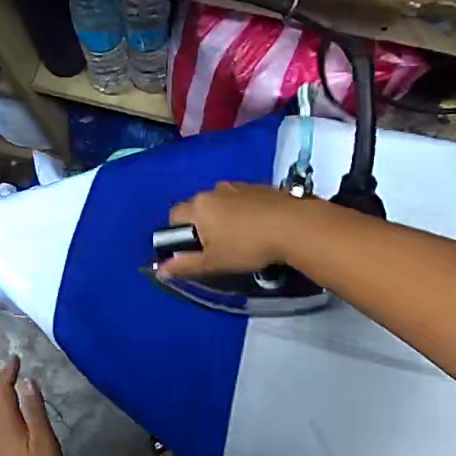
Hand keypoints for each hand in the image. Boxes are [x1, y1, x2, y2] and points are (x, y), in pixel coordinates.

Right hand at [157, 182, 322, 278]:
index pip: (174, 216)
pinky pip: (242, 199)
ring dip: (224, 217)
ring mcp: (239, 185)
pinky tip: (259, 228)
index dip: (178, 235)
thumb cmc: (246, 247)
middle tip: (217, 248)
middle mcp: (215, 190)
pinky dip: (244, 212)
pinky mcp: (261, 186)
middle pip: (198, 207)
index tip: (193, 250)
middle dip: (202, 225)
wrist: (294, 226)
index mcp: (198, 206)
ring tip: (241, 238)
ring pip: (222, 203)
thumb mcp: (214, 263)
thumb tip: (161, 270)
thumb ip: (185, 266)